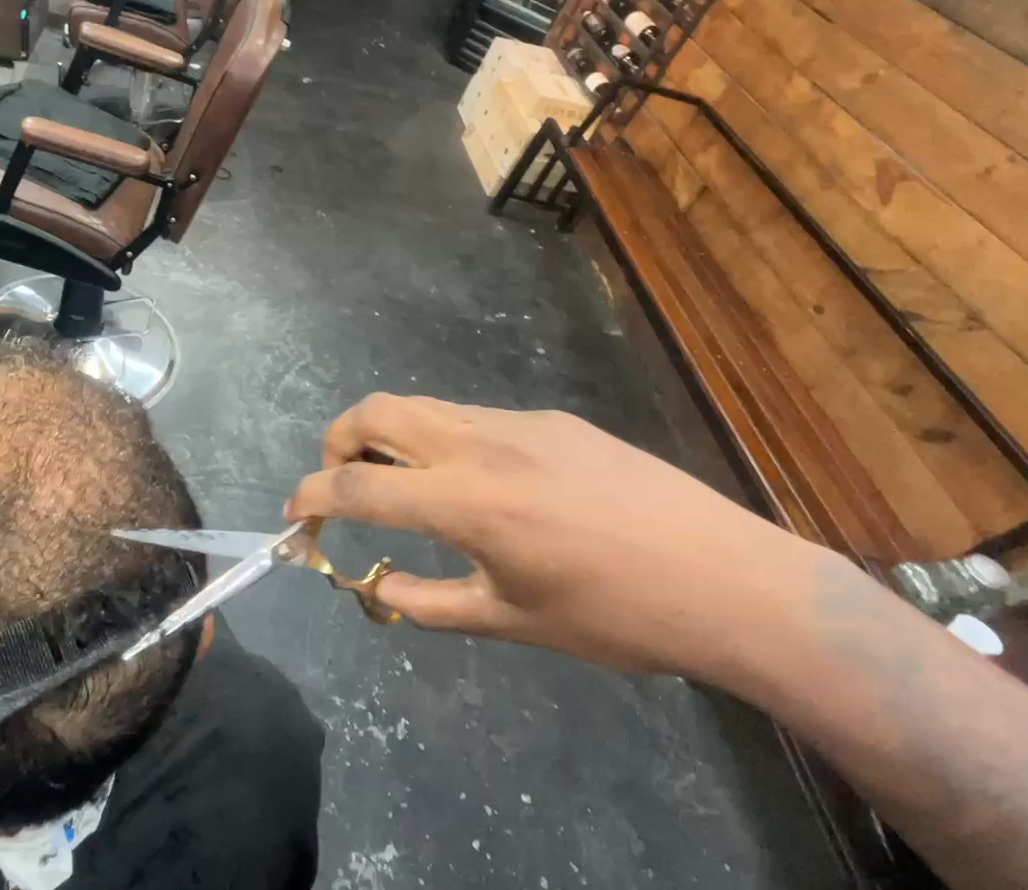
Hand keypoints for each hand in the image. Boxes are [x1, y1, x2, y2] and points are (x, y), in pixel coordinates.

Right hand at [286, 396, 821, 677]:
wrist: (733, 581)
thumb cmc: (617, 616)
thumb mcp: (511, 622)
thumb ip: (428, 602)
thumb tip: (378, 587)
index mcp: (466, 503)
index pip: (358, 485)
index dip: (312, 496)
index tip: (295, 516)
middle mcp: (481, 446)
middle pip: (377, 411)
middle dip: (337, 440)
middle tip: (339, 483)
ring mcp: (521, 424)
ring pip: (423, 406)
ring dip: (388, 436)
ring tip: (400, 484)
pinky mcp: (553, 421)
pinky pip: (471, 417)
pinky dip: (440, 440)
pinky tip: (474, 484)